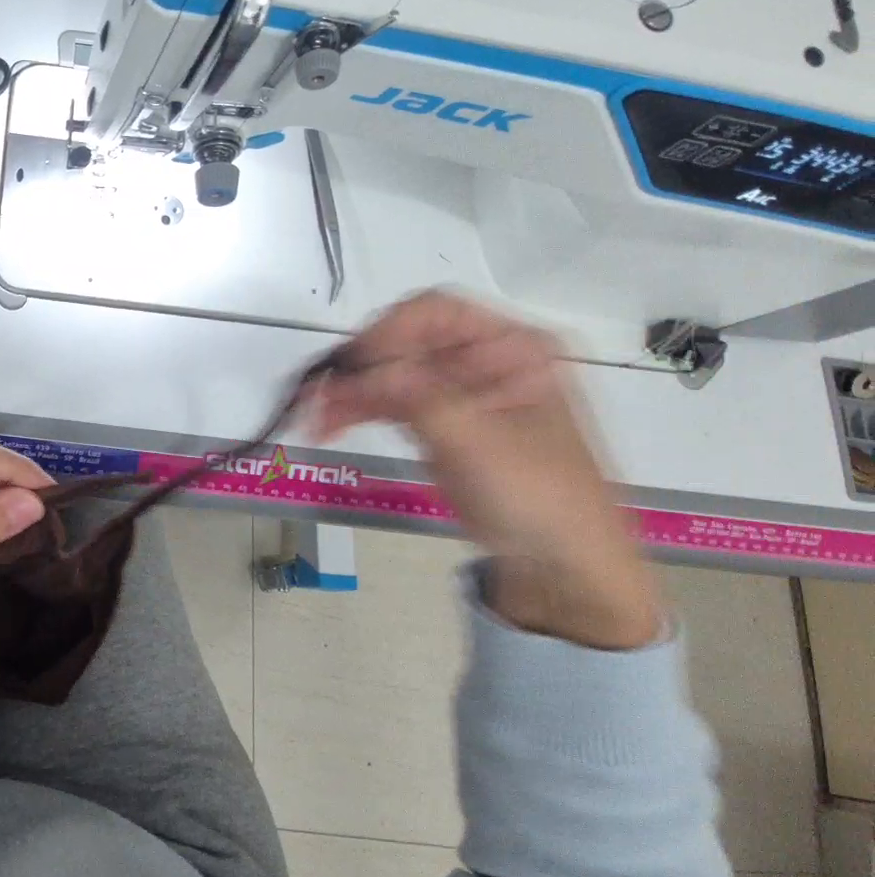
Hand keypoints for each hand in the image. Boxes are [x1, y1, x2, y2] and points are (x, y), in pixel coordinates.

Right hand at [310, 290, 661, 649]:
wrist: (562, 564)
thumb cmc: (540, 498)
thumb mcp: (479, 444)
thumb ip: (419, 398)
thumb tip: (359, 369)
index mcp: (512, 347)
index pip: (435, 311)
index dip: (389, 331)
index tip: (354, 368)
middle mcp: (481, 358)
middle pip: (401, 339)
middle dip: (357, 367)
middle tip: (318, 397)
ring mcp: (455, 389)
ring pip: (384, 370)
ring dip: (346, 391)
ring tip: (313, 419)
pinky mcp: (434, 419)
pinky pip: (383, 399)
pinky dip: (354, 409)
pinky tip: (327, 426)